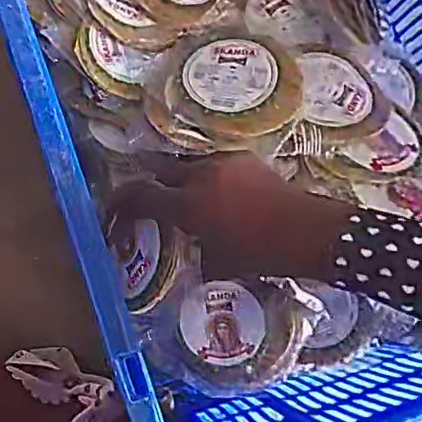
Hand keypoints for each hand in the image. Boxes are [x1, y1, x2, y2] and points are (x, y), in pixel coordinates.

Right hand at [115, 154, 352, 279]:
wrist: (309, 231)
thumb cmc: (263, 254)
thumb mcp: (221, 263)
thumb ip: (199, 251)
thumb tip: (195, 251)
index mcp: (189, 205)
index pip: (141, 196)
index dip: (120, 203)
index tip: (113, 211)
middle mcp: (200, 176)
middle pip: (160, 171)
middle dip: (150, 185)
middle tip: (148, 202)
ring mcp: (223, 163)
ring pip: (188, 166)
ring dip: (181, 181)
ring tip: (187, 199)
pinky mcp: (244, 158)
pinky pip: (215, 165)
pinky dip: (209, 178)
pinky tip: (221, 194)